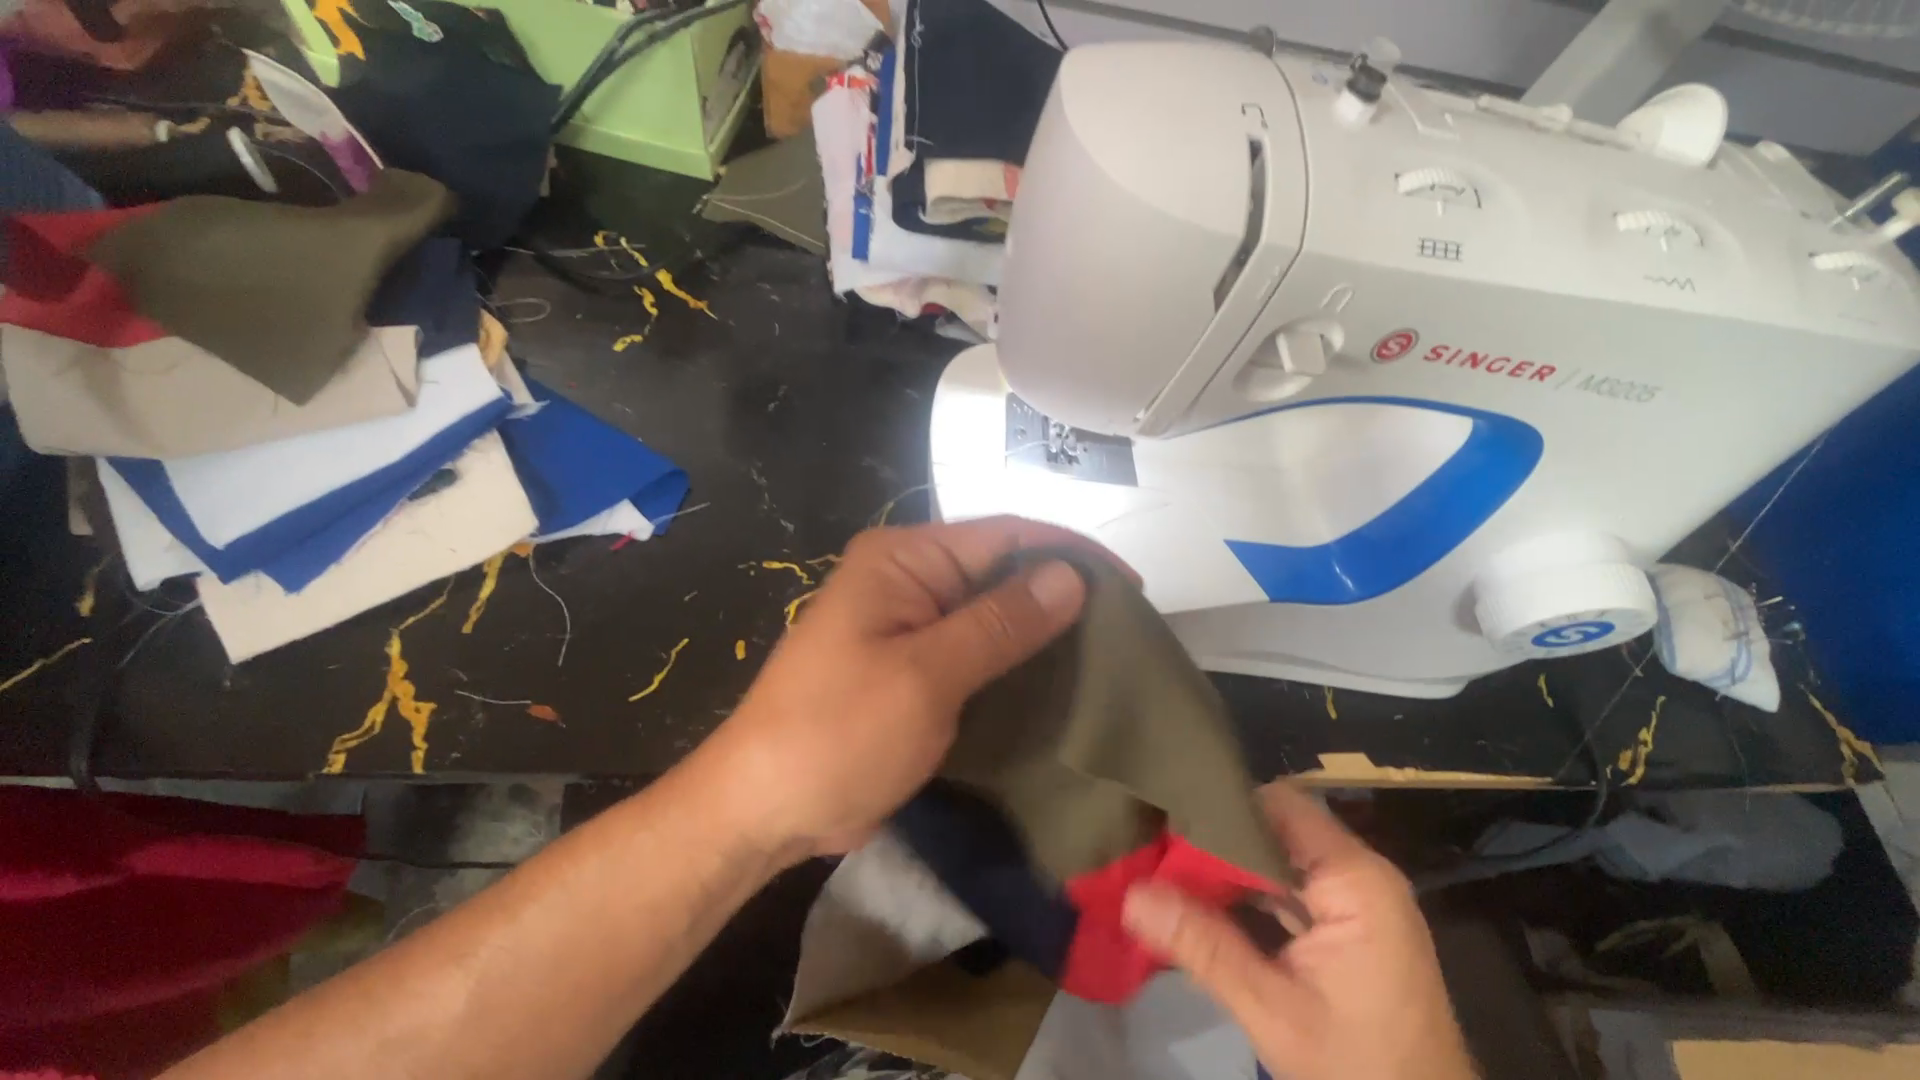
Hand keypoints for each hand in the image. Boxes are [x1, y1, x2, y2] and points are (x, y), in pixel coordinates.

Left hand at [697, 516, 1129, 862]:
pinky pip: (976, 655)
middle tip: (1129, 629)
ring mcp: (909, 628)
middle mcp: (907, 581)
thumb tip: (1070, 576)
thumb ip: (1000, 622)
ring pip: (993, 616)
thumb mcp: (926, 675)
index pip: (1003, 535)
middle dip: (1061, 594)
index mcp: (903, 560)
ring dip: (1043, 633)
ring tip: (1109, 657)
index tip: (1133, 587)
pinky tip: (1060, 685)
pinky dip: (1016, 665)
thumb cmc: (838, 731)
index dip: (1069, 554)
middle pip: (1000, 571)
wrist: (766, 807)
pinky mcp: (913, 672)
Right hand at [1123, 784, 1475, 1079]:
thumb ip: (1202, 945)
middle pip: (1274, 831)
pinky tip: (1201, 909)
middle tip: (1149, 849)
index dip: (1217, 806)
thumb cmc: (1358, 1069)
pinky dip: (1248, 898)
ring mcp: (1357, 902)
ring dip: (1227, 872)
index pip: (1276, 805)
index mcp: (1353, 878)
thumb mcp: (1271, 1009)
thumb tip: (1131, 895)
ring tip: (1161, 871)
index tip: (1160, 815)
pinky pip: (1289, 892)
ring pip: (1278, 861)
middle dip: (1212, 842)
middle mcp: (1360, 875)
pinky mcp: (1349, 928)